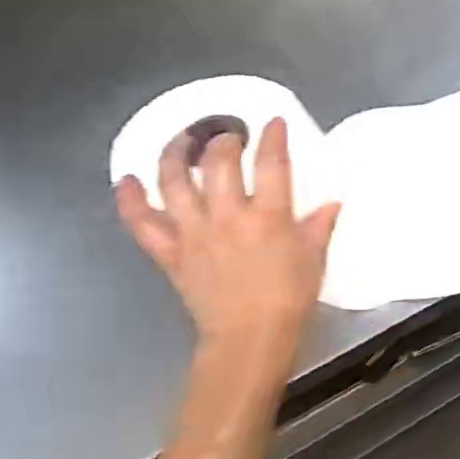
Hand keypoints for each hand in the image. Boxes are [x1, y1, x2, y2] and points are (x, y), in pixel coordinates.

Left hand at [115, 117, 341, 356]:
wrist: (251, 336)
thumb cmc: (291, 297)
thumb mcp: (315, 258)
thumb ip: (319, 226)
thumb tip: (332, 202)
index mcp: (269, 217)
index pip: (272, 165)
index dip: (273, 139)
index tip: (273, 122)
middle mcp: (227, 216)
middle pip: (219, 164)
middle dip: (224, 141)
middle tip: (230, 135)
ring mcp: (193, 232)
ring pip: (174, 182)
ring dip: (175, 154)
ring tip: (182, 141)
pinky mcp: (170, 252)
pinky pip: (141, 221)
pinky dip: (130, 198)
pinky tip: (127, 180)